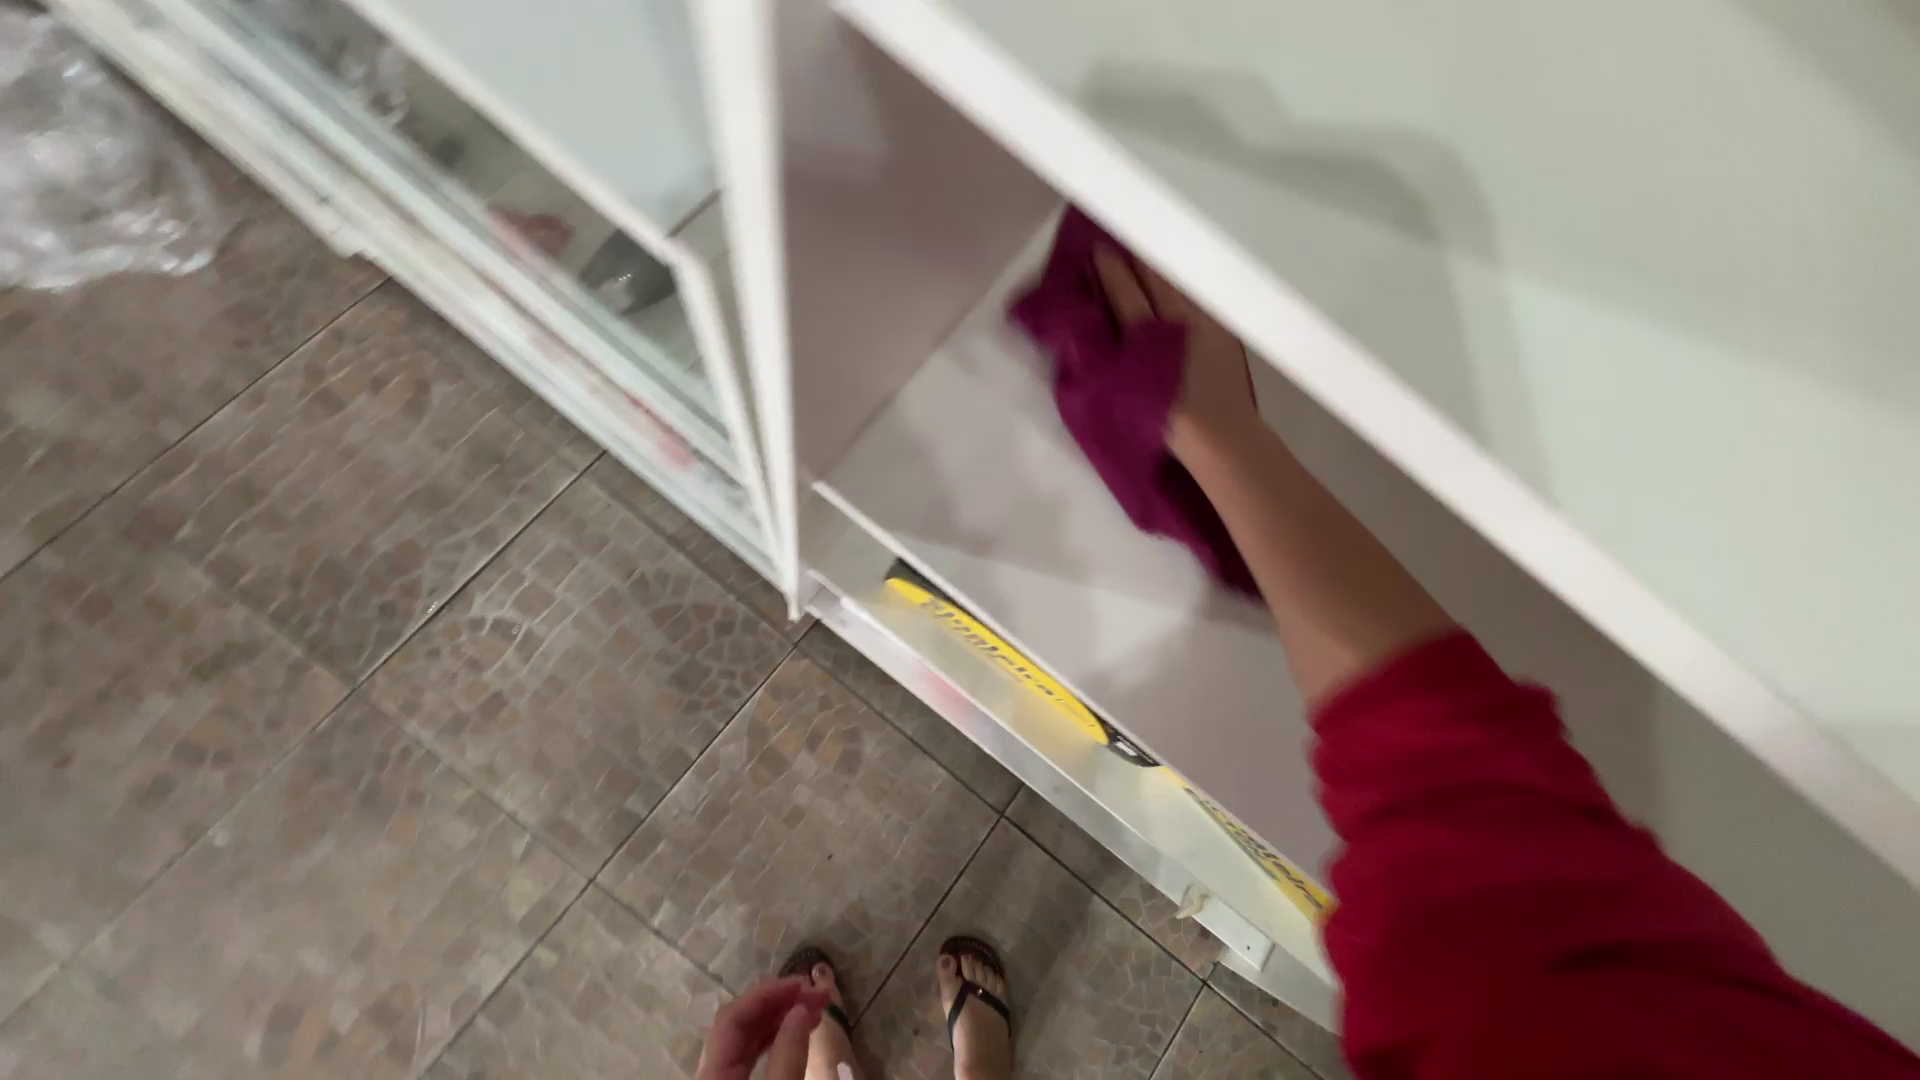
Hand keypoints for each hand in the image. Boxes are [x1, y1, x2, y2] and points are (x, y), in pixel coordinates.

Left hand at [695, 976, 829, 1079]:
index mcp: (712, 1074)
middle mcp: (711, 1072)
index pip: (732, 1017)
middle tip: (816, 994)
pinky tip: (797, 1031)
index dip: (767, 993)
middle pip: (739, 1024)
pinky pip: (751, 1055)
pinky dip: (775, 1038)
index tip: (803, 984)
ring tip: (813, 1009)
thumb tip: (801, 1008)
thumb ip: (787, 1057)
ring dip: (780, 1018)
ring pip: (746, 1039)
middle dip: (778, 1002)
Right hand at [1092, 247, 1260, 461]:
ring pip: (1178, 286)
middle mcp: (1175, 320)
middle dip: (1135, 261)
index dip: (1110, 272)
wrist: (1218, 434)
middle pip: (1153, 281)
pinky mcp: (1223, 333)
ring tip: (1149, 255)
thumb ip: (1110, 359)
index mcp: (1146, 335)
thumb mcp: (1124, 391)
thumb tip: (1099, 334)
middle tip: (1122, 241)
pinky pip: (1200, 300)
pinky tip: (1184, 283)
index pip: (1124, 294)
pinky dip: (1187, 287)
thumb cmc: (1163, 421)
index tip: (1098, 250)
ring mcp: (1203, 324)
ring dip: (1161, 269)